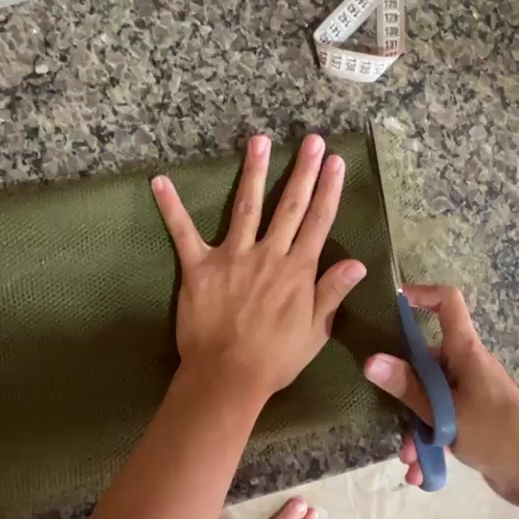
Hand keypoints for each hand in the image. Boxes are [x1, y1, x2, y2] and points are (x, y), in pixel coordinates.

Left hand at [152, 133, 367, 402]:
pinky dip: (171, 207)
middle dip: (303, 171)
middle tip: (311, 140)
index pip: (319, 222)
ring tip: (259, 140)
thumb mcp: (315, 331)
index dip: (328, 190)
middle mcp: (268, 255)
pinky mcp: (199, 267)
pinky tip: (160, 181)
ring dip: (253, 172)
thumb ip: (332, 293)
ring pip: (246, 206)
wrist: (228, 377)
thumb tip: (358, 264)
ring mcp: (232, 257)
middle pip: (290, 206)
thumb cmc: (275, 359)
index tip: (336, 162)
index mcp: (297, 270)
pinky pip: (183, 232)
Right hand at [362, 285, 518, 504]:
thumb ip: (408, 388)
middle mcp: (468, 365)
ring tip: (410, 459)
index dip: (422, 294)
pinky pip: (444, 421)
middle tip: (388, 415)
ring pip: (432, 398)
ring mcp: (472, 392)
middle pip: (426, 362)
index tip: (394, 302)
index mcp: (465, 351)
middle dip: (405, 393)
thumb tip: (371, 360)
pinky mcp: (475, 417)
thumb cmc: (494, 433)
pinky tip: (422, 472)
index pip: (448, 304)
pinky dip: (431, 442)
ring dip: (417, 428)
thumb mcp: (444, 412)